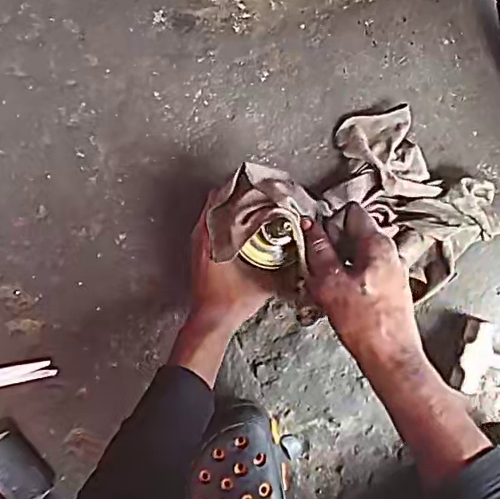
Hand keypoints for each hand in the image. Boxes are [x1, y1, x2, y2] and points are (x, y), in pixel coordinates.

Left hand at [187, 185, 275, 329]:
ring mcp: (198, 244)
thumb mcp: (262, 282)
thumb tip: (301, 255)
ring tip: (248, 201)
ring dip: (228, 204)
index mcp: (214, 238)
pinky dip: (223, 218)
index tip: (253, 179)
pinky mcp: (199, 252)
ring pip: (211, 212)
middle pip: (215, 200)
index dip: (238, 186)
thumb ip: (283, 268)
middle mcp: (202, 236)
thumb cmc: (230, 302)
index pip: (221, 198)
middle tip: (254, 187)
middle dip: (235, 192)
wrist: (211, 319)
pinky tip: (238, 223)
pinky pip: (209, 225)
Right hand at [303, 203, 427, 380]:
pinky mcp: (387, 289)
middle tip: (315, 265)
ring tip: (322, 285)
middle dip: (330, 245)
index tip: (315, 239)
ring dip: (335, 265)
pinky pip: (361, 273)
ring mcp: (390, 271)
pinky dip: (345, 279)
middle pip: (352, 233)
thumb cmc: (367, 325)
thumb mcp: (331, 283)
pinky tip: (335, 298)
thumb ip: (319, 252)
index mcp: (378, 244)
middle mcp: (389, 253)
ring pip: (355, 255)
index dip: (329, 222)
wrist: (391, 358)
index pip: (351, 212)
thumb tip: (310, 227)